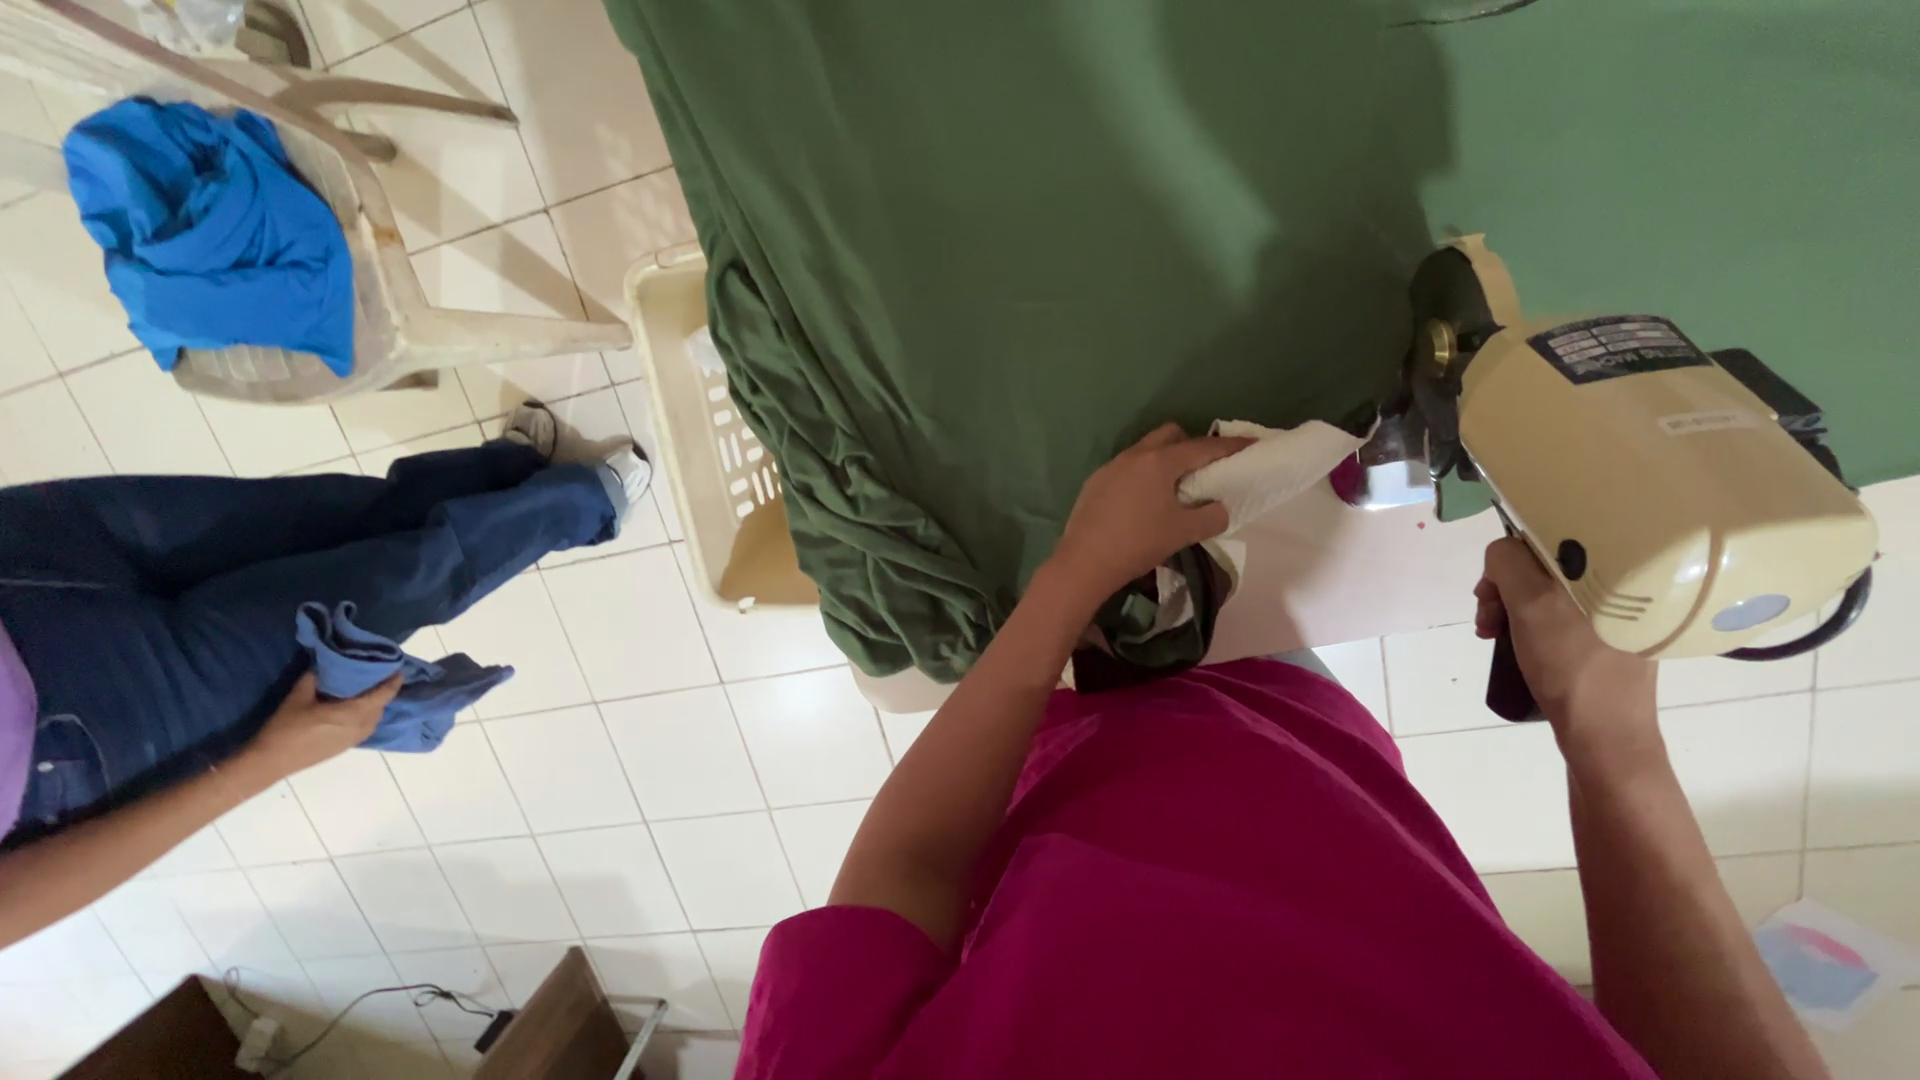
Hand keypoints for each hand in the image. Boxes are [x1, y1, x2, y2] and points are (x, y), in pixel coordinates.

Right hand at [244, 671, 402, 776]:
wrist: (270, 762)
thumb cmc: (285, 728)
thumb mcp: (297, 698)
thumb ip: (313, 678)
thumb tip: (323, 663)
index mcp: (355, 713)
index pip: (385, 694)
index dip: (394, 681)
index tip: (396, 668)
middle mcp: (362, 726)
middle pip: (382, 705)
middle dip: (384, 691)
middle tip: (376, 676)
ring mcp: (356, 739)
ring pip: (375, 717)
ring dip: (375, 704)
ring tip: (366, 691)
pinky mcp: (347, 746)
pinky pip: (366, 727)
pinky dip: (367, 715)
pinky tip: (354, 709)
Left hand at [1049, 423, 1253, 600]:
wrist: (1084, 562)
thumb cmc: (1138, 543)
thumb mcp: (1184, 533)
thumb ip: (1210, 517)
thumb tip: (1218, 508)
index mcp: (1159, 461)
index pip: (1203, 447)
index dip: (1230, 446)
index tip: (1251, 444)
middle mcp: (1134, 456)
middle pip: (1170, 436)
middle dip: (1192, 444)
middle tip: (1206, 468)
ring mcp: (1110, 467)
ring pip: (1145, 450)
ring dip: (1164, 460)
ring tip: (1175, 486)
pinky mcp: (1095, 483)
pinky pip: (1126, 468)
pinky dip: (1143, 475)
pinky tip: (1144, 500)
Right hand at [1475, 537, 1655, 733]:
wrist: (1604, 733)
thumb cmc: (1568, 665)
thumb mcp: (1531, 606)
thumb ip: (1509, 565)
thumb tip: (1500, 552)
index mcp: (1613, 566)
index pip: (1542, 539)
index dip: (1506, 563)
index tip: (1491, 595)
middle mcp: (1619, 583)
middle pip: (1539, 567)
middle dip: (1503, 590)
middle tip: (1489, 620)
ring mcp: (1614, 613)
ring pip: (1543, 592)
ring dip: (1509, 608)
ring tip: (1493, 636)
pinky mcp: (1607, 637)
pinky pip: (1556, 614)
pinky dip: (1528, 624)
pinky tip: (1514, 643)